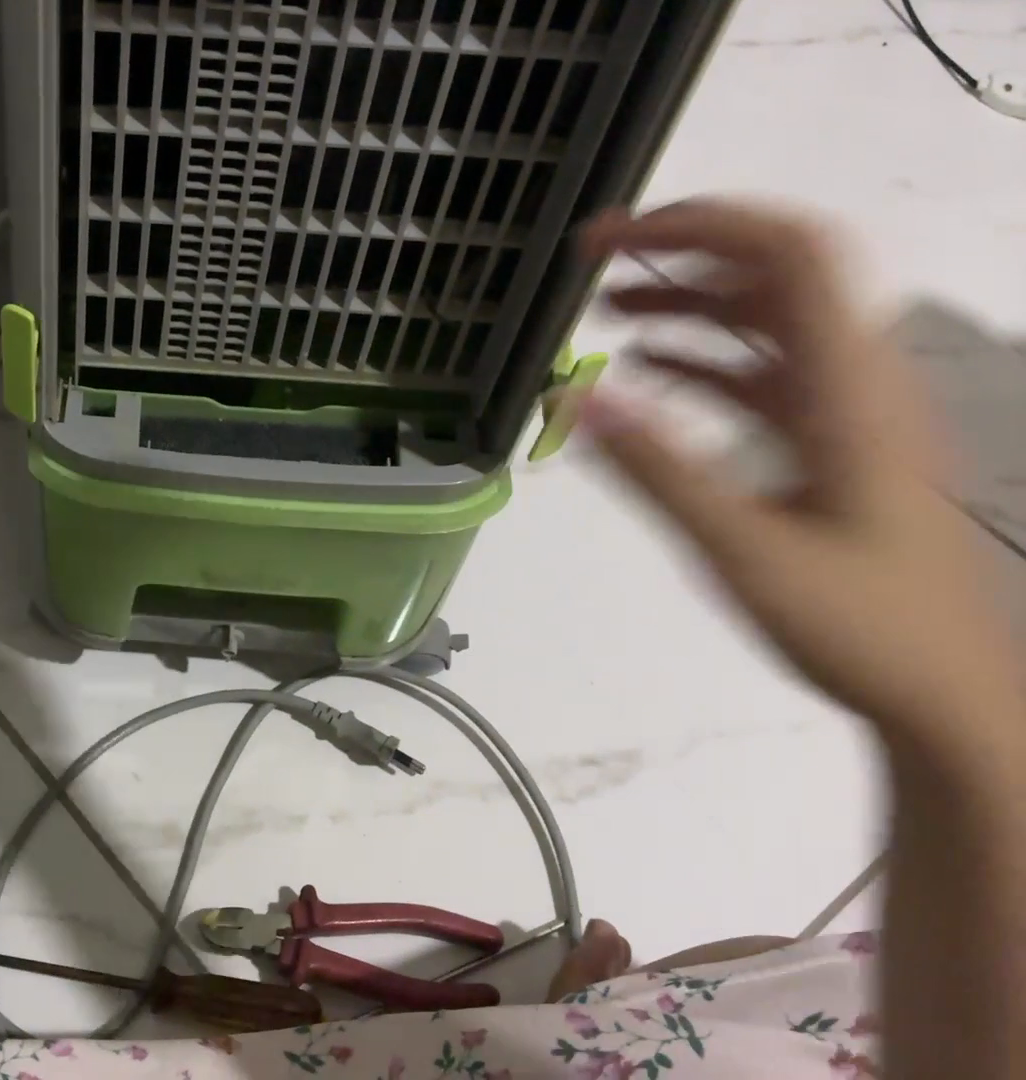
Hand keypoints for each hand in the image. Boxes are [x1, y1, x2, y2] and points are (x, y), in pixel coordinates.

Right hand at [577, 199, 1018, 741]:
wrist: (944, 691)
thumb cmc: (857, 623)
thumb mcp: (743, 549)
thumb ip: (658, 469)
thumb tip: (576, 400)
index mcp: (848, 389)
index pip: (789, 256)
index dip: (701, 226)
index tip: (609, 240)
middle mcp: (856, 381)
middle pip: (778, 274)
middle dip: (683, 252)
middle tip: (593, 262)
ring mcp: (846, 412)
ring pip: (767, 322)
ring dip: (688, 301)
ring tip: (606, 308)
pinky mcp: (830, 444)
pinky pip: (762, 375)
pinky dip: (700, 358)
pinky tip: (648, 373)